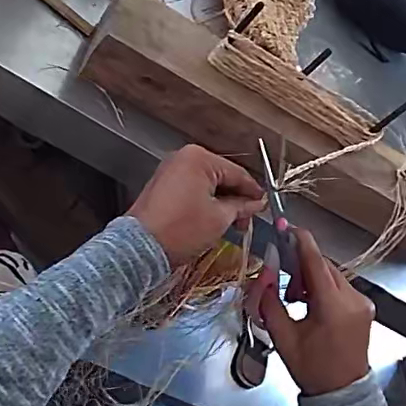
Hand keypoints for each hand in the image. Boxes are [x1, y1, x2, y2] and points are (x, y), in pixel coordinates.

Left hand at [126, 145, 266, 264]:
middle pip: (221, 176)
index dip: (253, 192)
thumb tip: (256, 203)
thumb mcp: (219, 218)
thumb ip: (241, 206)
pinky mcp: (162, 185)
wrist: (141, 248)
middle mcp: (183, 158)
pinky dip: (205, 202)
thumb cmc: (183, 229)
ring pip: (207, 184)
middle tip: (247, 220)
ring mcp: (170, 170)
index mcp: (199, 158)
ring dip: (221, 202)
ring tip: (232, 224)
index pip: (237, 173)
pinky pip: (192, 189)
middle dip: (236, 199)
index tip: (264, 206)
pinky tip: (214, 219)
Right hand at [252, 228, 373, 395]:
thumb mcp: (283, 336)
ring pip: (332, 274)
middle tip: (282, 276)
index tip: (286, 227)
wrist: (342, 395)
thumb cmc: (313, 370)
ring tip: (296, 298)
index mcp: (333, 307)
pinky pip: (340, 286)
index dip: (300, 241)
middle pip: (323, 266)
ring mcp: (362, 303)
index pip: (316, 262)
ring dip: (312, 277)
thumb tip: (265, 273)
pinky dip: (323, 287)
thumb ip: (271, 300)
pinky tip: (310, 303)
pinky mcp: (364, 308)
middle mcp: (353, 300)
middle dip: (301, 266)